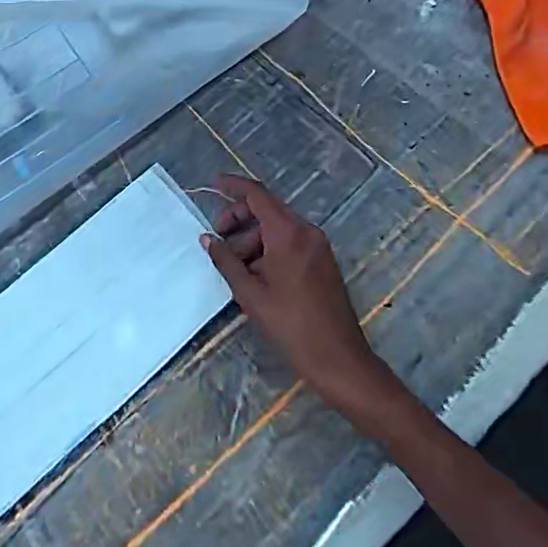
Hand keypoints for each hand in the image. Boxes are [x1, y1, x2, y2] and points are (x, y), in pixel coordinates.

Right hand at [201, 175, 398, 413]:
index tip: (213, 184)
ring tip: (236, 268)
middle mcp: (306, 232)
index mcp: (288, 234)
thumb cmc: (291, 326)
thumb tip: (207, 239)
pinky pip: (290, 242)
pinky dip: (269, 249)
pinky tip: (255, 275)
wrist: (340, 361)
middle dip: (238, 219)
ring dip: (252, 239)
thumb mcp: (250, 293)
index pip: (257, 195)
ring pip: (277, 228)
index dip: (233, 186)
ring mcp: (318, 247)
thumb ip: (226, 260)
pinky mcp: (323, 262)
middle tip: (218, 241)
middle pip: (266, 209)